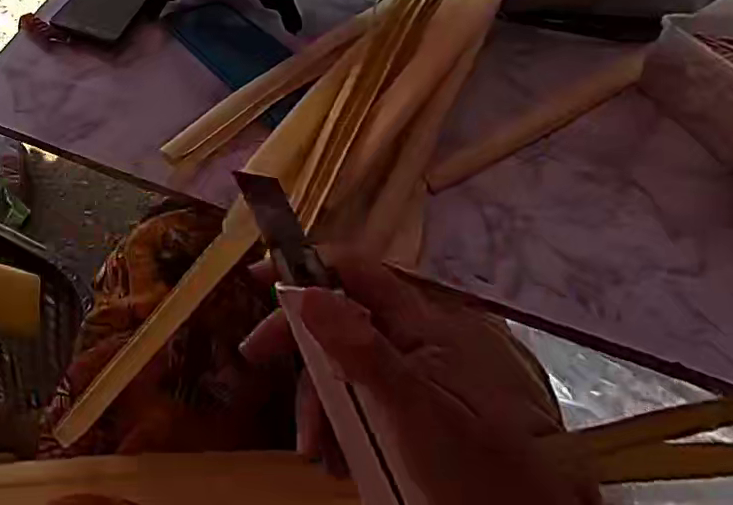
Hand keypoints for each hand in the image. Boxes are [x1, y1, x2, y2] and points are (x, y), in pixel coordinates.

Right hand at [241, 257, 599, 504]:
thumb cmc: (478, 467)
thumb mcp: (414, 411)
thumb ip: (361, 350)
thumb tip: (306, 292)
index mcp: (417, 323)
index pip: (355, 271)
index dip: (308, 264)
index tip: (261, 276)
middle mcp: (411, 340)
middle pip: (340, 319)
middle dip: (301, 344)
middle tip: (254, 360)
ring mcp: (410, 378)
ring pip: (346, 367)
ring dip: (320, 400)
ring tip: (317, 452)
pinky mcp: (409, 415)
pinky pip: (361, 404)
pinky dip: (341, 425)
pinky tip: (338, 461)